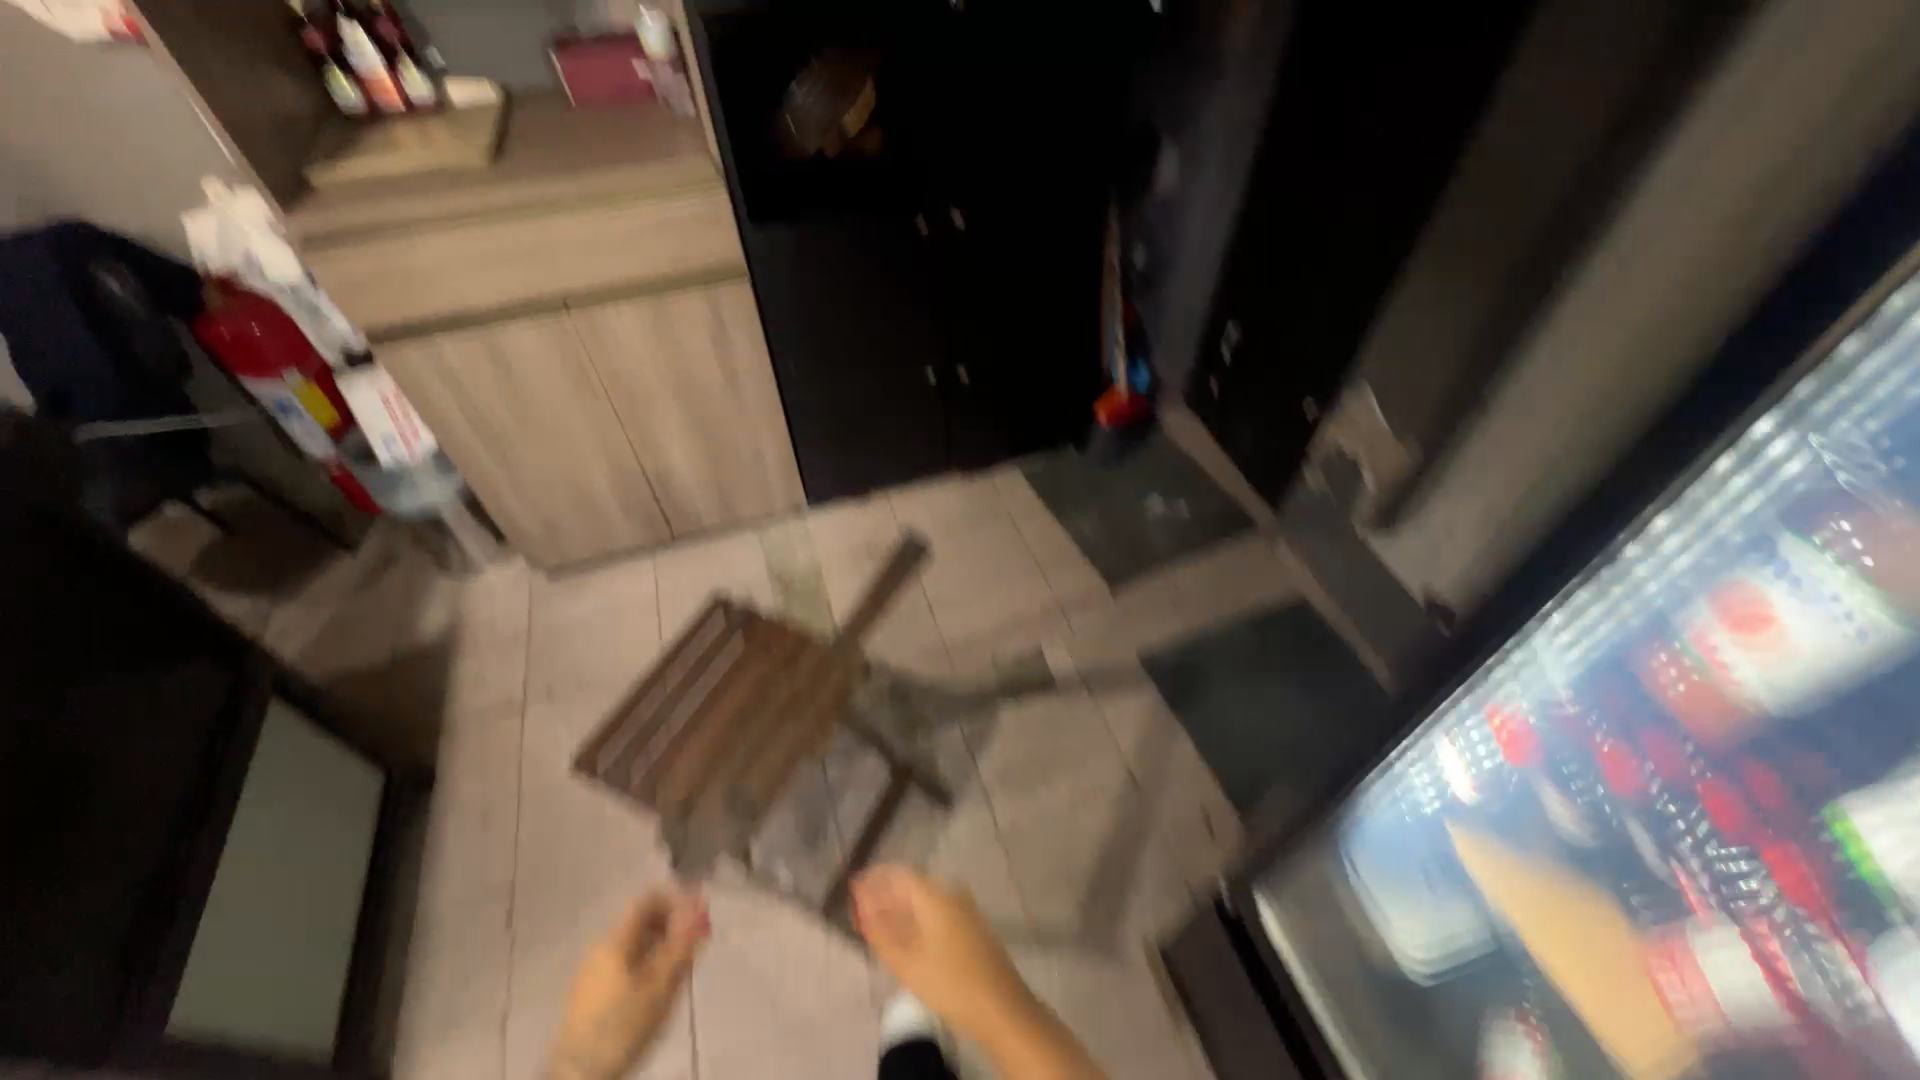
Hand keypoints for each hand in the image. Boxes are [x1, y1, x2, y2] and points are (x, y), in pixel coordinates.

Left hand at [545, 891, 708, 1079]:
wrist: (578, 1077)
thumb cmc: (623, 1028)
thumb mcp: (660, 986)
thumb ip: (681, 943)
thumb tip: (698, 905)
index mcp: (615, 940)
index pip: (648, 899)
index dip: (677, 900)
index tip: (701, 919)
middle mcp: (601, 947)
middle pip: (642, 920)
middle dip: (673, 926)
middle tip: (698, 946)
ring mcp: (592, 970)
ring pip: (635, 943)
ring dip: (663, 947)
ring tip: (682, 972)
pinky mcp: (590, 992)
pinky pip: (625, 962)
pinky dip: (648, 964)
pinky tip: (659, 990)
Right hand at [850, 864, 1037, 1042]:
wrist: (1002, 1009)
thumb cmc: (951, 984)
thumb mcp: (907, 963)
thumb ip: (880, 932)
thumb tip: (861, 907)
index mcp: (935, 895)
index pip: (898, 874)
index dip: (873, 879)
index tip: (853, 891)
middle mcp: (952, 894)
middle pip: (911, 886)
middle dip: (885, 897)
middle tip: (861, 914)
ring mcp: (966, 909)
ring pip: (925, 900)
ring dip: (901, 910)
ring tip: (878, 929)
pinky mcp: (972, 927)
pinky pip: (937, 912)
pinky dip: (918, 920)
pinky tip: (906, 940)